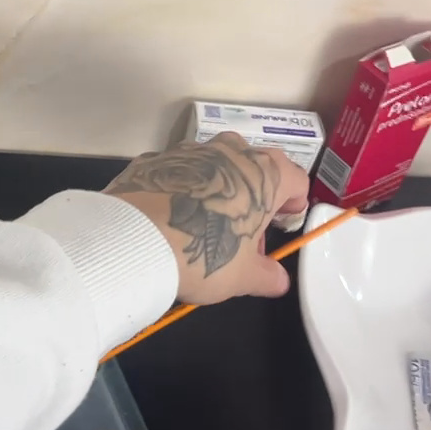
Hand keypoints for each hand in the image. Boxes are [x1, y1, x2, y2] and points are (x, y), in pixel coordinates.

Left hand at [104, 132, 309, 304]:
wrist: (134, 238)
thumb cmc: (204, 254)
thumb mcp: (243, 276)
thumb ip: (266, 275)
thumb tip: (277, 280)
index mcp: (265, 173)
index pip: (296, 180)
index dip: (292, 204)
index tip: (281, 224)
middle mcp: (231, 150)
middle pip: (254, 168)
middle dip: (253, 197)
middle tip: (242, 234)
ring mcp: (190, 149)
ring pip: (214, 165)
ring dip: (217, 189)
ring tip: (203, 225)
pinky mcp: (155, 157)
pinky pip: (178, 172)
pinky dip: (180, 189)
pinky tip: (168, 216)